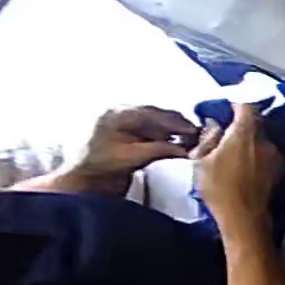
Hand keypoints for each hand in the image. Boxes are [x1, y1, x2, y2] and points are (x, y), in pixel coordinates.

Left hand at [67, 107, 199, 187]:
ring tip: (191, 139)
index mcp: (117, 114)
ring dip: (175, 128)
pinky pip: (155, 124)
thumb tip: (189, 150)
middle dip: (179, 124)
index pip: (153, 113)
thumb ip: (161, 150)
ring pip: (158, 118)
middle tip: (198, 135)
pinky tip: (179, 141)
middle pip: (158, 113)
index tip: (194, 131)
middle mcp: (121, 111)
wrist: (87, 173)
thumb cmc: (105, 163)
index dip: (176, 122)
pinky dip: (169, 132)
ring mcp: (125, 117)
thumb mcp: (134, 156)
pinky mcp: (130, 126)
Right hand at [192, 104, 284, 224]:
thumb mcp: (201, 159)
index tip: (227, 110)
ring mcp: (278, 154)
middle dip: (244, 124)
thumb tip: (215, 124)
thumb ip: (209, 137)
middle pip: (258, 123)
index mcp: (246, 134)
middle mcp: (267, 141)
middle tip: (228, 131)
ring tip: (237, 149)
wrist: (245, 214)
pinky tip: (250, 161)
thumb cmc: (218, 186)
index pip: (247, 108)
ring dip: (253, 139)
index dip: (236, 106)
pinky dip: (261, 151)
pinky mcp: (283, 167)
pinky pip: (271, 152)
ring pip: (265, 138)